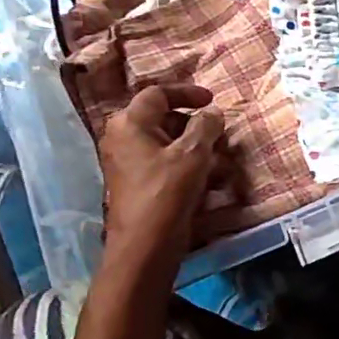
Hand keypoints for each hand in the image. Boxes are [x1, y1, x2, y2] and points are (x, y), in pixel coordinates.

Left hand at [98, 84, 225, 261]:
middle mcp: (121, 137)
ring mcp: (125, 162)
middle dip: (193, 124)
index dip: (187, 93)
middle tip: (217, 133)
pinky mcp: (133, 183)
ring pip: (163, 143)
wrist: (144, 245)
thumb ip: (206, 126)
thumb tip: (212, 113)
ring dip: (192, 146)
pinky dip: (183, 164)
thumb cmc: (167, 192)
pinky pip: (161, 162)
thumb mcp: (193, 154)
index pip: (158, 93)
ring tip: (218, 159)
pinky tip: (205, 179)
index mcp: (129, 122)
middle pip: (161, 118)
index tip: (212, 101)